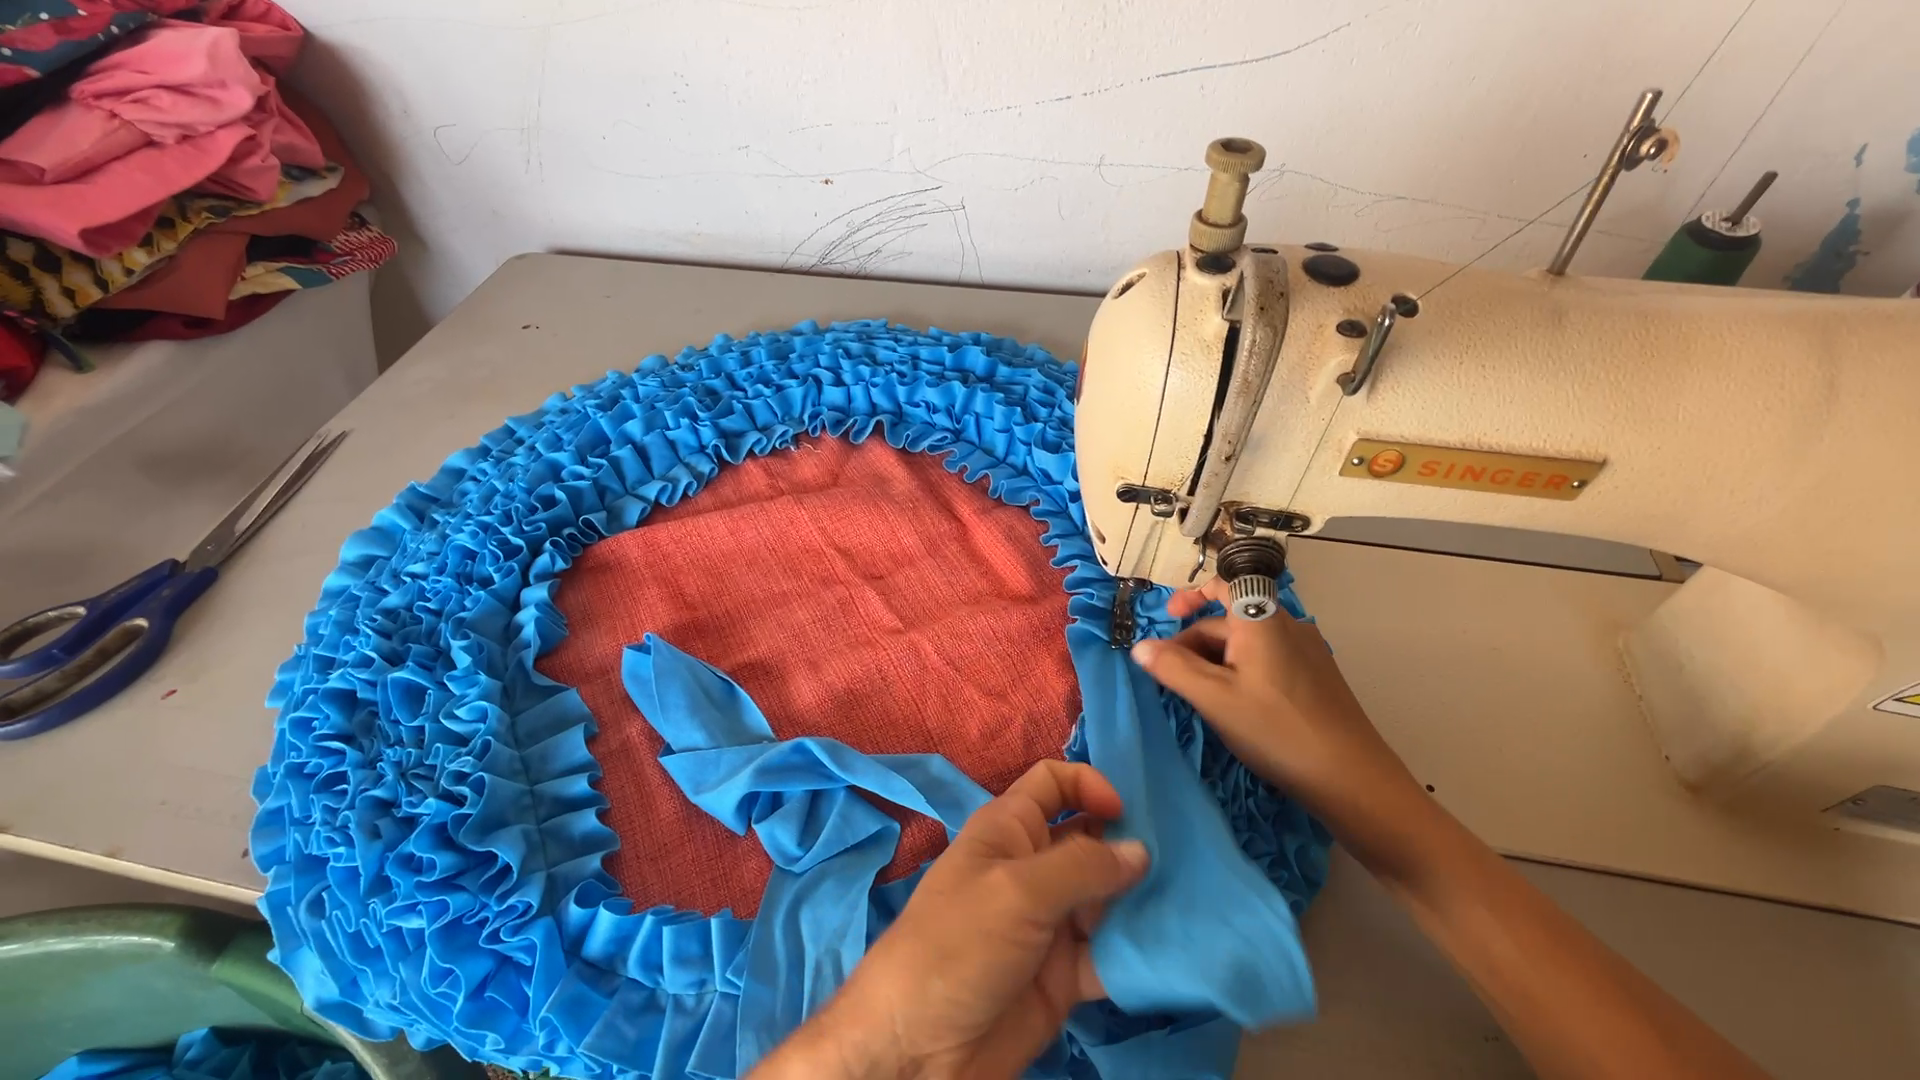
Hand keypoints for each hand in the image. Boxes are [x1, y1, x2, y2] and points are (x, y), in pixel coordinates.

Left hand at [750, 761, 1149, 1079]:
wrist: (919, 1048)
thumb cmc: (958, 944)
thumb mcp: (1017, 890)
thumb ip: (1082, 866)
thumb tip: (1141, 850)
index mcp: (1010, 829)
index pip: (1053, 783)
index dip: (1089, 784)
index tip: (1129, 811)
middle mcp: (1033, 868)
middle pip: (1092, 839)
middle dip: (1132, 843)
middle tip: (1184, 856)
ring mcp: (1052, 923)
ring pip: (1109, 897)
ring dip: (1144, 898)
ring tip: (1190, 901)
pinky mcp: (1066, 975)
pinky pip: (1111, 953)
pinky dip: (1137, 951)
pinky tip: (1175, 949)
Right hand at [1129, 578, 1423, 838]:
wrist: (1351, 777)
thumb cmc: (1276, 730)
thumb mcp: (1214, 699)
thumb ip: (1173, 668)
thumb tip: (1140, 646)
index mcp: (1261, 620)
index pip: (1224, 584)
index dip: (1191, 595)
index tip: (1167, 618)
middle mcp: (1286, 625)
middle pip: (1228, 620)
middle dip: (1193, 642)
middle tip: (1169, 679)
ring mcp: (1305, 652)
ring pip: (1246, 644)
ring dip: (1214, 661)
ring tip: (1198, 698)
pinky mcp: (1315, 678)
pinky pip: (1266, 662)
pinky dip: (1239, 673)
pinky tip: (1234, 708)